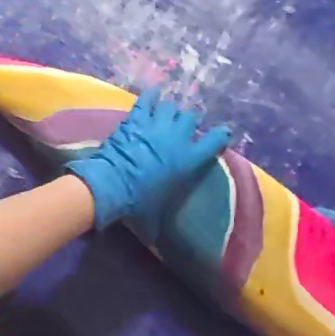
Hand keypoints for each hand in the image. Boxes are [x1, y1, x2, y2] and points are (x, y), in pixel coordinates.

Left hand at [65, 87, 229, 242]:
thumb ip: (160, 222)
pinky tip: (153, 92)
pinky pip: (146, 102)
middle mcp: (177, 139)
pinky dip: (150, 96)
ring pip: (170, 107)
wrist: (111, 185)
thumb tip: (155, 243)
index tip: (223, 132)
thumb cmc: (137, 203)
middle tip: (184, 124)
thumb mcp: (156, 215)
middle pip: (190, 118)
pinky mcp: (136, 120)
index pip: (214, 142)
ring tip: (167, 111)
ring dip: (169, 109)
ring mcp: (156, 126)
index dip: (220, 135)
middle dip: (188, 119)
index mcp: (189, 161)